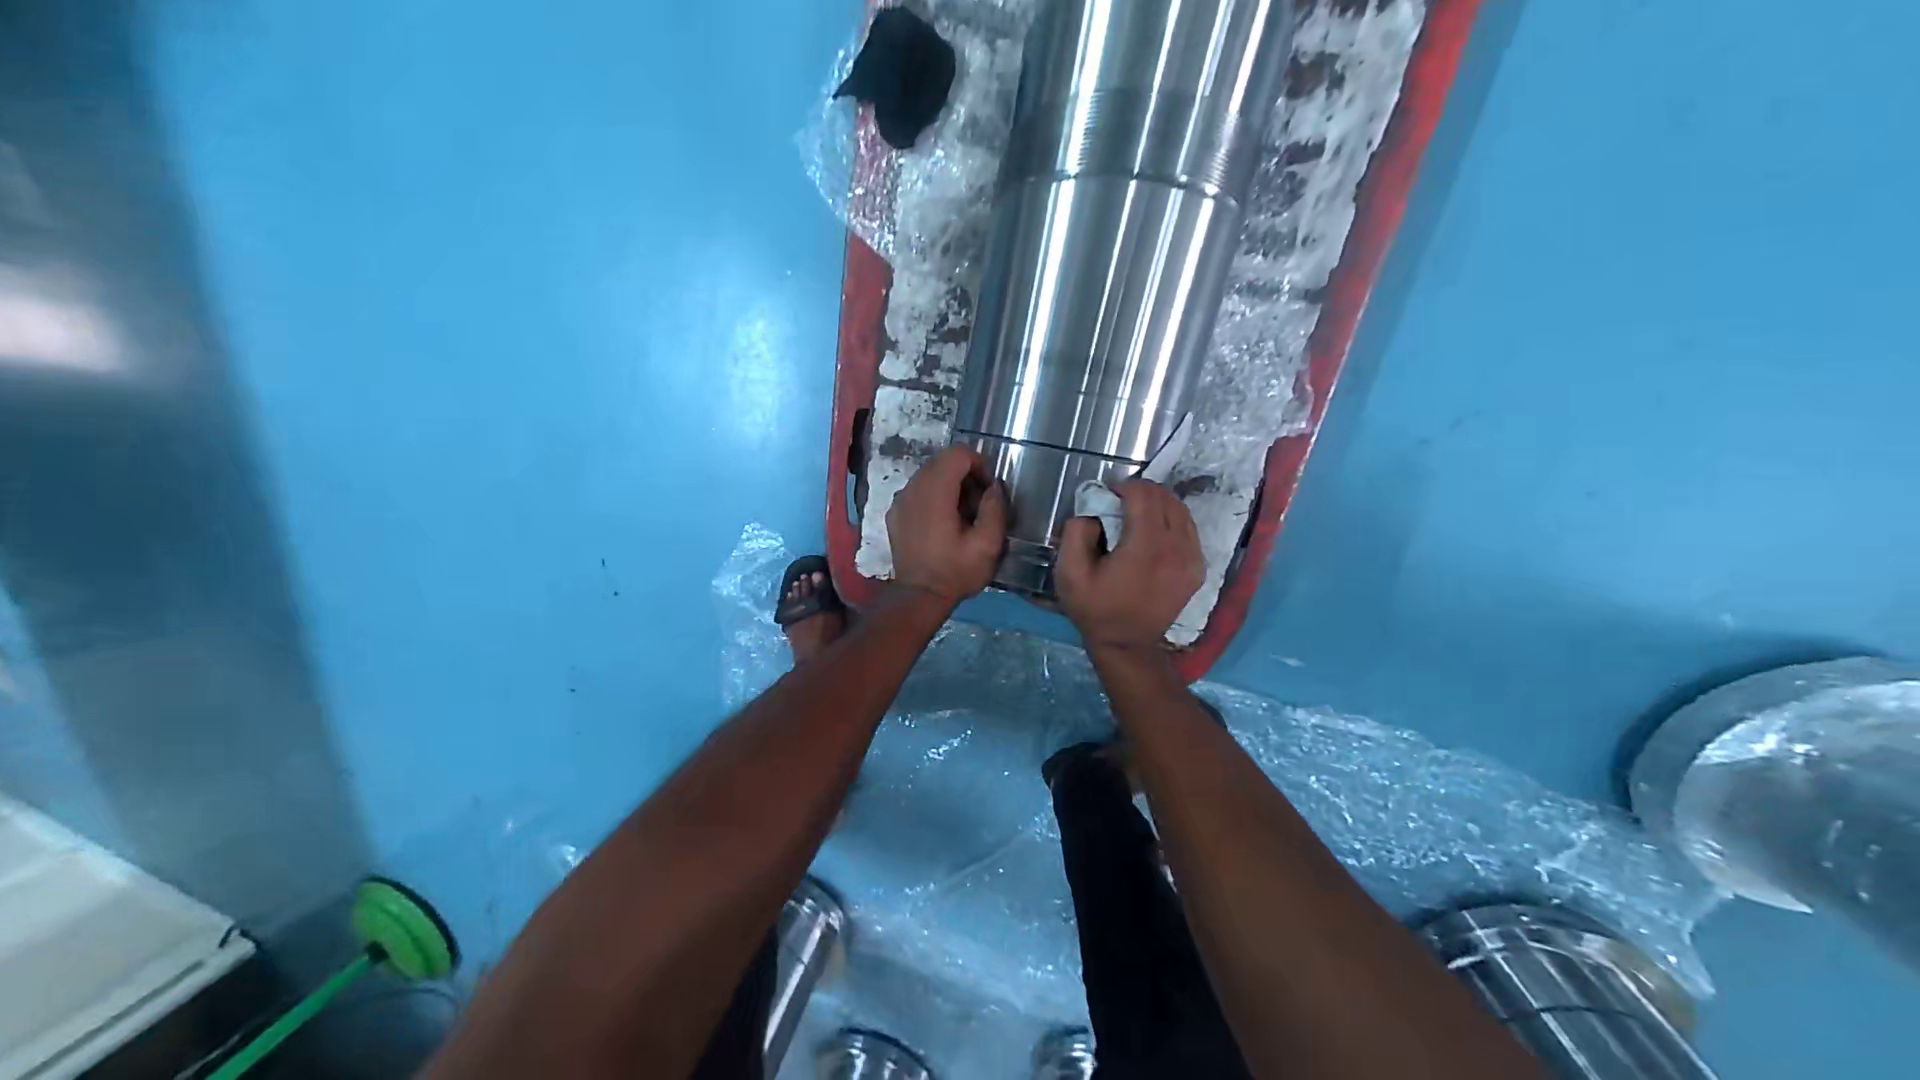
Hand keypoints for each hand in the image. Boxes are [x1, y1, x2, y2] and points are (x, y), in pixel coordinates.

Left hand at [886, 446, 1008, 607]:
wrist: (919, 596)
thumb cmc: (955, 572)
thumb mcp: (988, 545)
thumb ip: (994, 509)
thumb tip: (993, 487)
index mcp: (935, 492)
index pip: (957, 453)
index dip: (979, 464)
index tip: (987, 490)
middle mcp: (912, 488)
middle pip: (942, 461)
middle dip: (965, 475)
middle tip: (978, 505)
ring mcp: (900, 500)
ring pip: (929, 474)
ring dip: (950, 486)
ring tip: (962, 516)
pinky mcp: (894, 512)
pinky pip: (918, 491)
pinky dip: (934, 497)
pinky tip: (942, 524)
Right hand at [1055, 479, 1202, 649]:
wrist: (1127, 645)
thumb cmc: (1095, 609)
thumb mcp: (1069, 573)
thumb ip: (1076, 533)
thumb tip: (1094, 512)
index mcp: (1146, 547)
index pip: (1144, 494)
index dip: (1124, 487)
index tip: (1108, 497)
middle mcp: (1176, 548)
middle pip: (1165, 497)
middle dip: (1141, 493)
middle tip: (1120, 506)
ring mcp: (1192, 559)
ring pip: (1180, 509)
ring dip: (1157, 505)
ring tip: (1136, 518)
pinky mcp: (1198, 569)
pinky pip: (1188, 529)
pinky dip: (1171, 522)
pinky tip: (1153, 535)